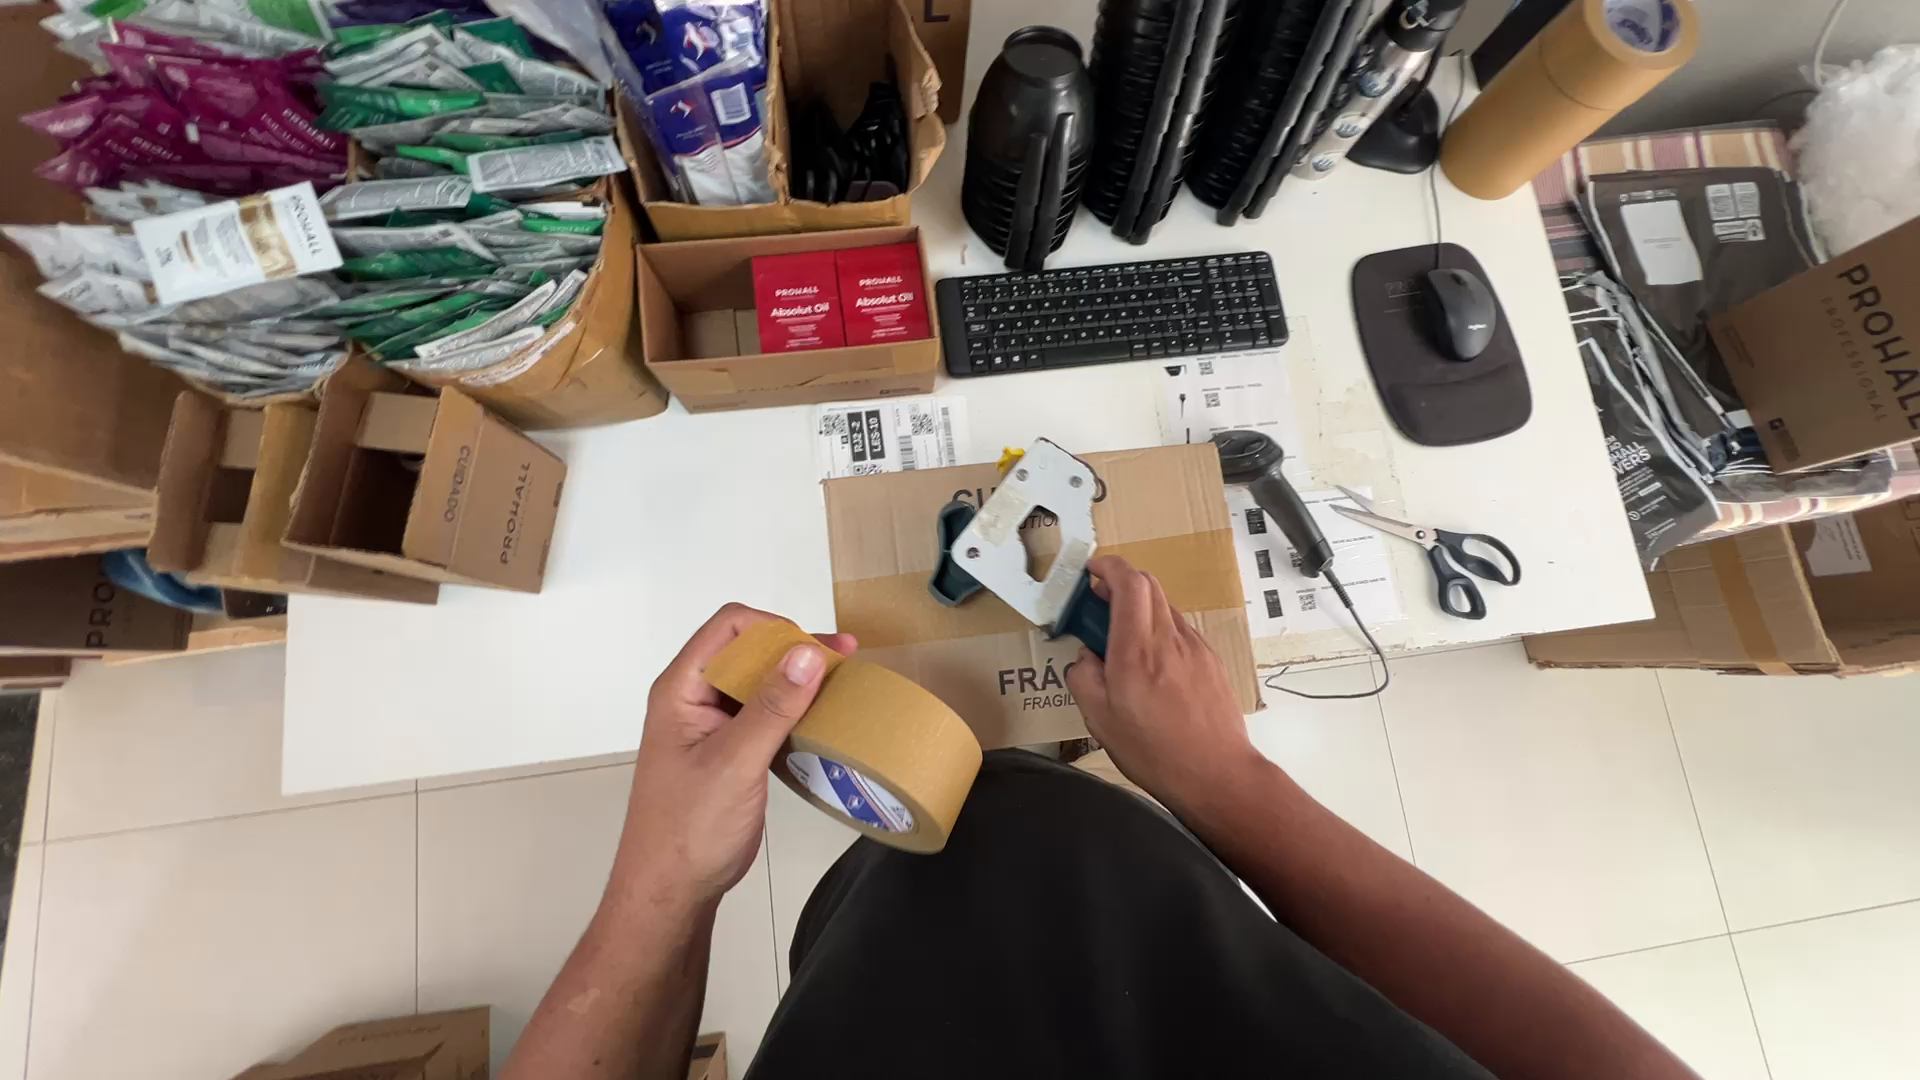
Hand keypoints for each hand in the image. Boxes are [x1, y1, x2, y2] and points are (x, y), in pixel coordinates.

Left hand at [611, 603, 855, 913]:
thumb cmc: (691, 828)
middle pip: (748, 647)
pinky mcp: (734, 746)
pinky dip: (797, 704)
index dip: (772, 627)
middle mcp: (697, 696)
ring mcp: (716, 722)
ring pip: (761, 678)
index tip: (814, 650)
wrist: (673, 893)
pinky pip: (768, 709)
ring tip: (845, 678)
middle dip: (794, 648)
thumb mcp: (734, 763)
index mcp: (682, 688)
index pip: (728, 628)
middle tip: (845, 657)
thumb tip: (809, 652)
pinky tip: (826, 712)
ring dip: (799, 675)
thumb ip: (772, 707)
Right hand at [1066, 555, 1263, 813]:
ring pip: (1164, 608)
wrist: (1217, 775)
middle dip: (1119, 583)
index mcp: (1137, 649)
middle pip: (1148, 585)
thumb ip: (1083, 676)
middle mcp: (1169, 639)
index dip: (1108, 566)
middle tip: (1099, 605)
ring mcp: (1195, 648)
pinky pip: (1179, 632)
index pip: (1129, 582)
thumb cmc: (1153, 750)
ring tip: (1123, 643)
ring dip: (1139, 610)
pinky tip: (1152, 668)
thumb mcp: (1098, 718)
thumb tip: (1086, 657)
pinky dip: (1158, 632)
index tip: (1091, 572)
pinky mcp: (1211, 661)